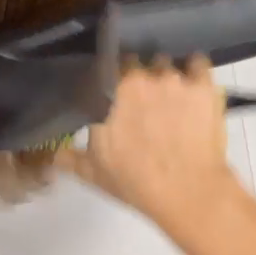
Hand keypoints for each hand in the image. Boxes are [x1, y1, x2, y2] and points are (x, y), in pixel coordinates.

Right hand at [58, 57, 241, 223]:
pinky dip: (195, 71)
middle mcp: (137, 77)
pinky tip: (194, 85)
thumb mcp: (92, 173)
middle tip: (142, 98)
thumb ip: (68, 158)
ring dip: (165, 76)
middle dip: (137, 76)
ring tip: (170, 95)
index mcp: (107, 93)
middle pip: (135, 62)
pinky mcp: (203, 85)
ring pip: (165, 63)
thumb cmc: (135, 182)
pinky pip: (198, 63)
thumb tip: (52, 153)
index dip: (108, 77)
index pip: (104, 68)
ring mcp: (171, 78)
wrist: (188, 192)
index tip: (112, 90)